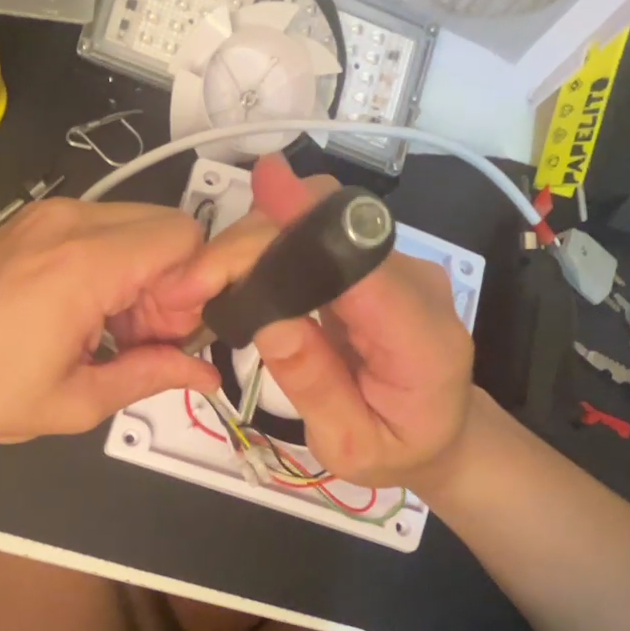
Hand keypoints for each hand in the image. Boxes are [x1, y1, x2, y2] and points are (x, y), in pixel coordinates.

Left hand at [0, 198, 220, 467]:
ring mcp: (37, 218)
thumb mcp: (78, 400)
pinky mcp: (19, 226)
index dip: (196, 287)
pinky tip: (79, 318)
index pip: (185, 238)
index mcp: (85, 263)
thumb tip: (203, 374)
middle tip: (146, 343)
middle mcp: (65, 222)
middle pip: (161, 227)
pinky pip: (88, 230)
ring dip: (138, 276)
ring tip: (108, 337)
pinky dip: (105, 266)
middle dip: (171, 283)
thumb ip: (151, 376)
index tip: (175, 337)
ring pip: (127, 226)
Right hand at [209, 155, 476, 488]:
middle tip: (188, 287)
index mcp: (420, 337)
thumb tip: (268, 322)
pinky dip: (265, 250)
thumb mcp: (350, 444)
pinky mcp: (369, 267)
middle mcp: (412, 284)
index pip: (364, 262)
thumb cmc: (398, 448)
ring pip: (316, 224)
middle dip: (252, 245)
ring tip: (200, 286)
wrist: (441, 435)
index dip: (312, 220)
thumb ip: (315, 386)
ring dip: (251, 245)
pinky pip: (313, 240)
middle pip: (329, 230)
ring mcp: (392, 269)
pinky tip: (229, 277)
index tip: (266, 182)